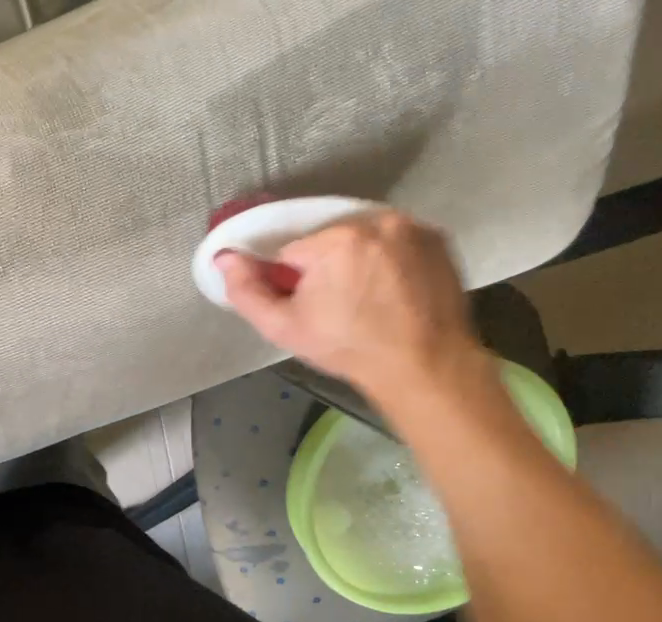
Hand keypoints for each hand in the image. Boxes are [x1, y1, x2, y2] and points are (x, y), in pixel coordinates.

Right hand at [215, 209, 493, 407]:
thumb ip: (246, 290)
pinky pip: (393, 240)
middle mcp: (375, 221)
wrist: (420, 360)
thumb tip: (224, 257)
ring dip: (353, 258)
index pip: (290, 252)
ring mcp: (411, 226)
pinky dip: (384, 257)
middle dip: (323, 265)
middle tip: (332, 303)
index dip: (291, 281)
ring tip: (360, 296)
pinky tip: (386, 288)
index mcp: (333, 240)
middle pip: (327, 239)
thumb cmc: (344, 346)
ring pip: (361, 237)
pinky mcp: (436, 236)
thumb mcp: (281, 326)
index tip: (306, 305)